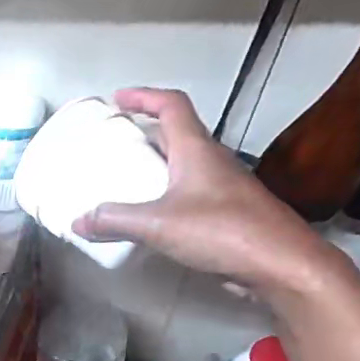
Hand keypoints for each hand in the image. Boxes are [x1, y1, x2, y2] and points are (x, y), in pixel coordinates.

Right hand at [73, 88, 351, 295]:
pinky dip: (171, 199)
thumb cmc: (222, 230)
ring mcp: (225, 190)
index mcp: (196, 149)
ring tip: (130, 185)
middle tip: (118, 147)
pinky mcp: (231, 217)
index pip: (171, 105)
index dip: (144, 96)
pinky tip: (157, 221)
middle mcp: (213, 162)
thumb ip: (116, 220)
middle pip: (178, 135)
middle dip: (147, 135)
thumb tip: (78, 221)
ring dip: (160, 169)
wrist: (280, 264)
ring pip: (186, 168)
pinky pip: (194, 197)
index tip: (118, 99)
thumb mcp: (159, 224)